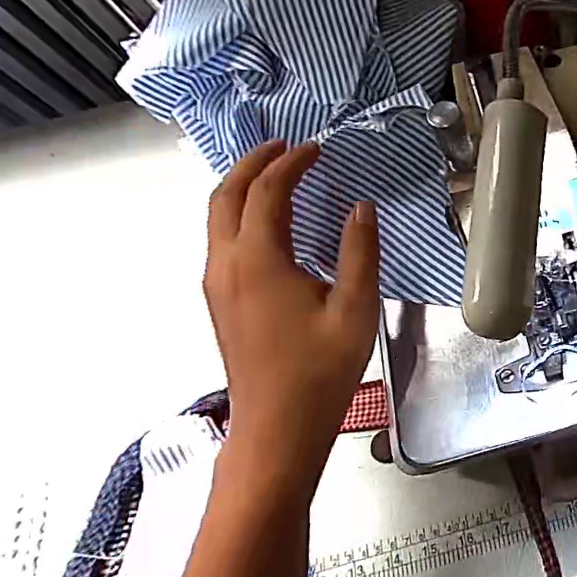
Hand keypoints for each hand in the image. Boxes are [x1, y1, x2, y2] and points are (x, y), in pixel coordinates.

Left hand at [204, 140, 379, 496]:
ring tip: (276, 175)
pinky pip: (222, 240)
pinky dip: (240, 214)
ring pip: (217, 217)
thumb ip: (359, 253)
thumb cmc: (319, 371)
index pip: (267, 192)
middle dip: (253, 163)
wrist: (277, 428)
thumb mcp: (355, 309)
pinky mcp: (220, 302)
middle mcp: (226, 265)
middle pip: (226, 195)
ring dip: (243, 187)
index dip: (291, 164)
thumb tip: (360, 209)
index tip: (316, 149)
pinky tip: (269, 224)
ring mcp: (216, 285)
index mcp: (258, 261)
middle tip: (285, 148)